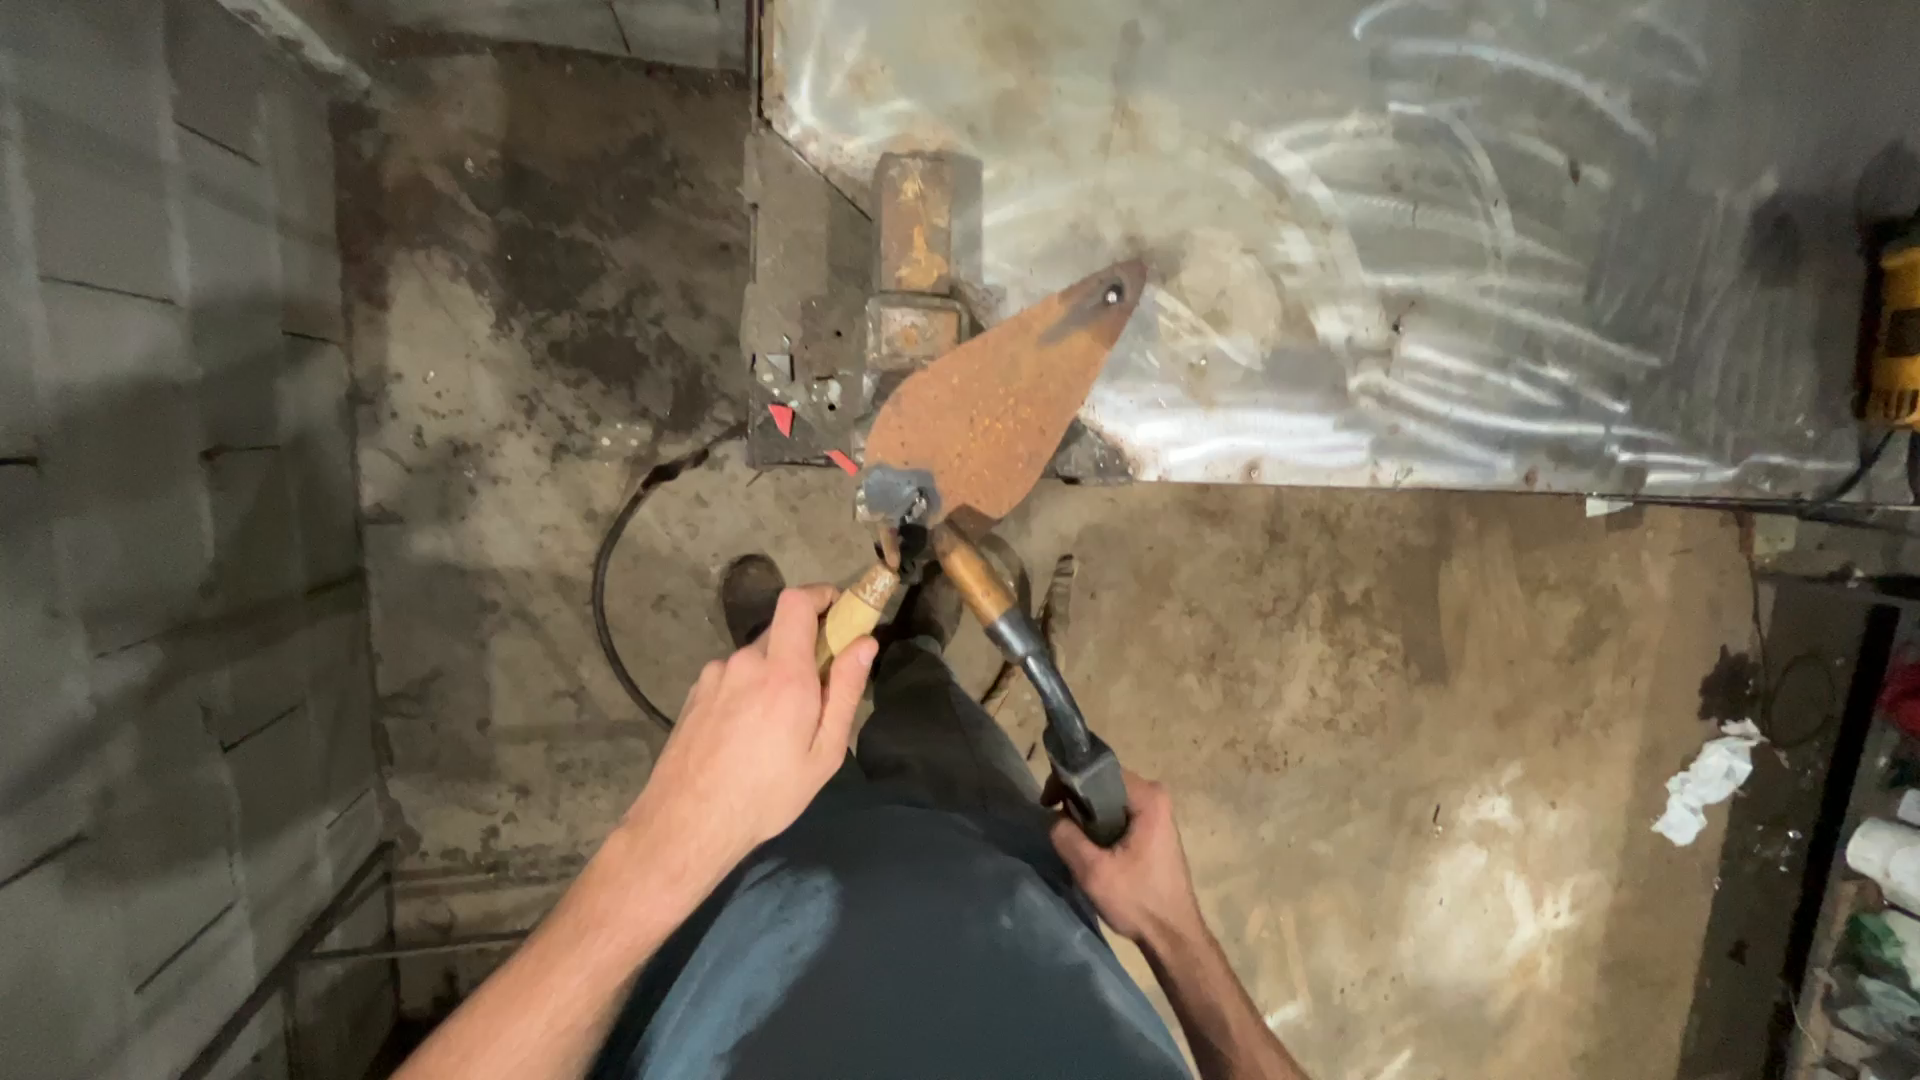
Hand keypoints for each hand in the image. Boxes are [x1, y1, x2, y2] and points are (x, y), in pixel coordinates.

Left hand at [621, 585, 877, 888]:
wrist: (686, 825)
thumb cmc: (767, 794)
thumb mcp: (824, 752)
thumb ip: (846, 690)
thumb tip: (865, 642)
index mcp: (784, 673)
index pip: (797, 602)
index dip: (821, 594)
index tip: (841, 608)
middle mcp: (746, 663)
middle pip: (782, 632)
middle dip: (805, 649)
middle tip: (818, 693)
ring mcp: (715, 676)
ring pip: (757, 659)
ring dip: (775, 675)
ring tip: (778, 728)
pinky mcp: (696, 693)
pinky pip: (734, 677)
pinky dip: (749, 690)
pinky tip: (747, 734)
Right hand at [1050, 770, 1203, 945]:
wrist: (1173, 938)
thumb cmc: (1139, 902)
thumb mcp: (1093, 872)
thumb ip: (1066, 836)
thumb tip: (1054, 818)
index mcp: (1148, 796)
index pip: (1097, 770)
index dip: (1068, 782)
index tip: (1048, 804)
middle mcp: (1155, 796)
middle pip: (1102, 783)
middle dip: (1076, 800)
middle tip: (1057, 824)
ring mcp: (1156, 812)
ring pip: (1108, 799)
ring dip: (1086, 815)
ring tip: (1071, 838)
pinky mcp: (1152, 828)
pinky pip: (1117, 813)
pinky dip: (1099, 825)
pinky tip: (1089, 847)